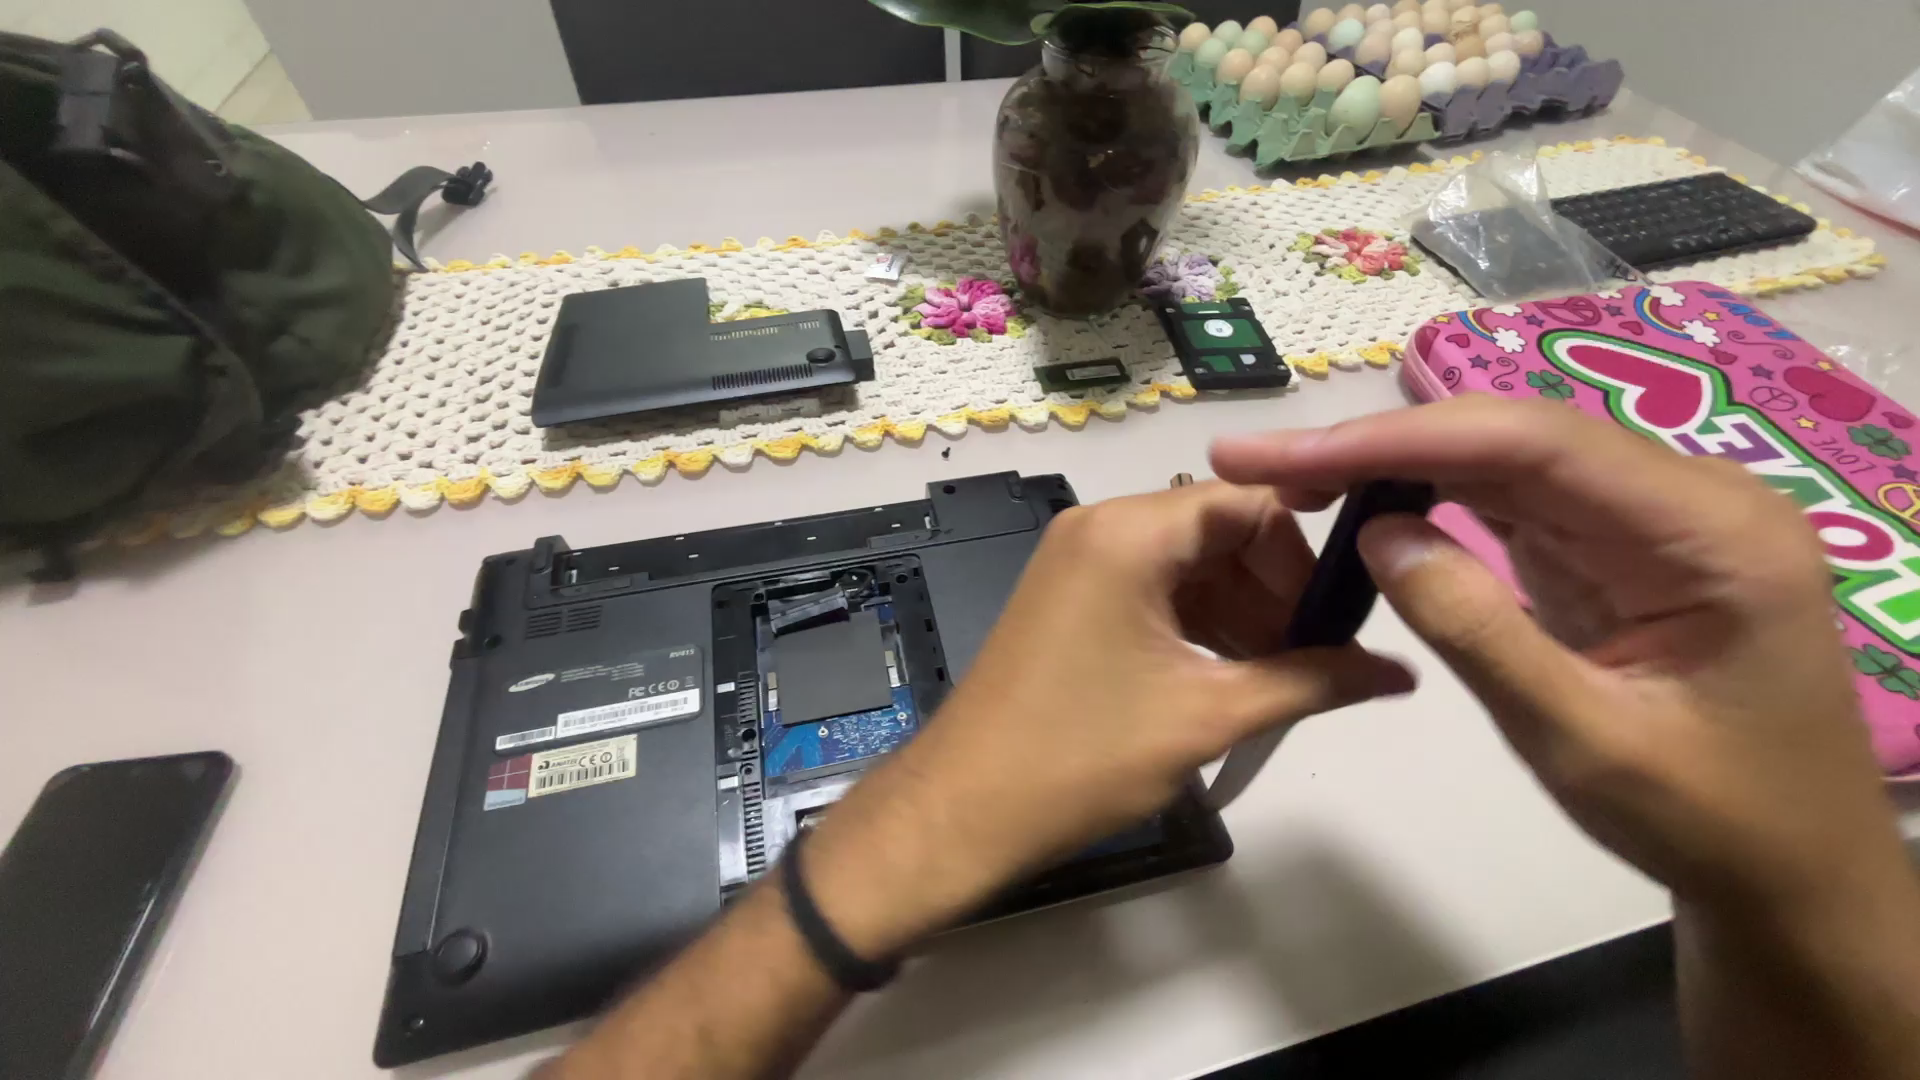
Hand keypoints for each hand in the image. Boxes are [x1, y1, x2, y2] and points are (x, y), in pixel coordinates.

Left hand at [798, 481, 1413, 958]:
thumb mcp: (1209, 714)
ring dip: (1236, 609)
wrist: (966, 805)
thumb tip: (1400, 673)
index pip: (1246, 503)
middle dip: (1271, 589)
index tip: (1339, 616)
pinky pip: (1146, 588)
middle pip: (1214, 530)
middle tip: (1312, 657)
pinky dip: (1192, 620)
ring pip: (1183, 563)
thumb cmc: (1083, 754)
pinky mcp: (1065, 597)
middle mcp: (1096, 527)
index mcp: (1127, 531)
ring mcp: (1074, 561)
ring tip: (1274, 676)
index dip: (1303, 554)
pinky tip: (1222, 672)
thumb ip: (1313, 682)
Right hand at [1212, 395, 1908, 915]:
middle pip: (1501, 435)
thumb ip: (1475, 627)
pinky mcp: (1601, 539)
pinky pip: (1497, 493)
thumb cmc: (1700, 814)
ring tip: (1289, 478)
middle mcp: (1679, 496)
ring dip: (1384, 462)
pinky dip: (1416, 492)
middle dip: (1371, 444)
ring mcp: (1639, 513)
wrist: (1782, 864)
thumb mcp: (1576, 735)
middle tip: (1258, 462)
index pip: (1528, 445)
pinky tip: (1358, 498)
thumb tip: (1377, 533)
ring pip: (1490, 456)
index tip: (1287, 460)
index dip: (1395, 441)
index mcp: (1705, 531)